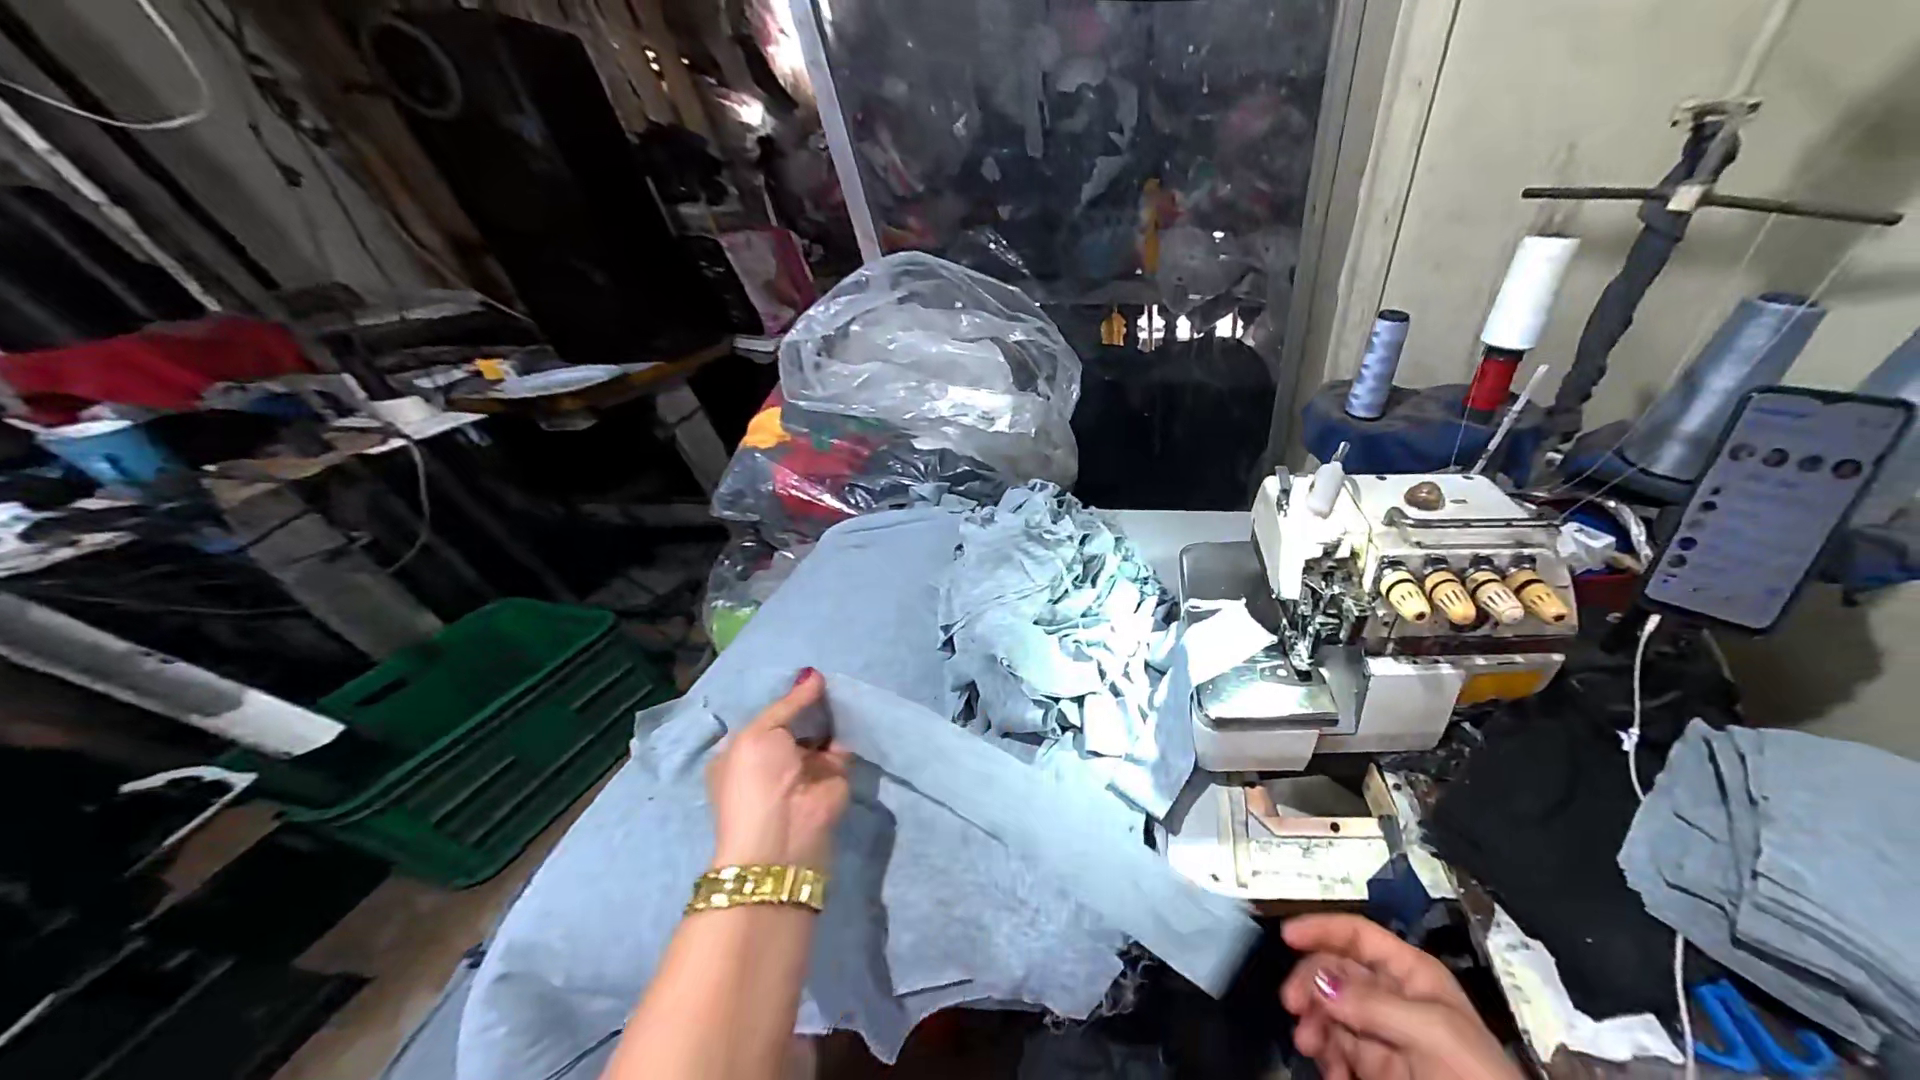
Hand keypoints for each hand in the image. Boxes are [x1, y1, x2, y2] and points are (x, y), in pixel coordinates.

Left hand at [707, 669, 850, 869]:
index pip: (764, 716)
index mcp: (742, 751)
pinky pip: (842, 744)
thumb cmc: (756, 779)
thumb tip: (814, 674)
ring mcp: (804, 767)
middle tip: (826, 673)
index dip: (782, 697)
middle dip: (808, 701)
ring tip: (842, 682)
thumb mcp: (759, 732)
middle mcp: (772, 759)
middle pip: (795, 721)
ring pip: (820, 730)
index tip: (801, 672)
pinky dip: (849, 728)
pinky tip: (854, 704)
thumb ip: (789, 703)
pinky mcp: (834, 776)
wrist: (784, 832)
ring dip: (830, 711)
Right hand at [1280, 914, 1520, 1079]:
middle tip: (1294, 1007)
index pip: (1359, 936)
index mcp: (1412, 975)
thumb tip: (1318, 980)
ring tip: (1309, 1047)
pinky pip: (1336, 1049)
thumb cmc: (1475, 1079)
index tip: (1287, 936)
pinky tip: (1331, 1073)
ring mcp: (1381, 1033)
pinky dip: (1326, 1058)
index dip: (1322, 929)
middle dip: (1310, 984)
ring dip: (1313, 1024)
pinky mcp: (1375, 1068)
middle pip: (1334, 971)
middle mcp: (1392, 996)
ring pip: (1328, 1010)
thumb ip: (1373, 1004)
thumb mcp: (1432, 1034)